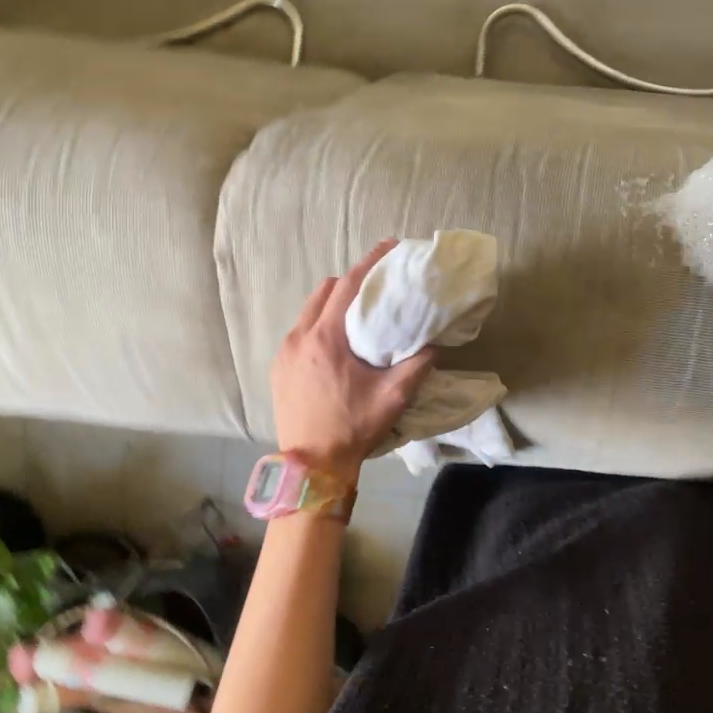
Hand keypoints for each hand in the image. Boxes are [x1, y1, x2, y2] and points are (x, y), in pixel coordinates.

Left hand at [272, 240, 436, 479]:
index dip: (370, 262)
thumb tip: (434, 344)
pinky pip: (301, 333)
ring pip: (309, 311)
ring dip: (333, 305)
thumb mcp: (394, 397)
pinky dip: (320, 326)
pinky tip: (337, 344)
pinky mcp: (279, 369)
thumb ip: (418, 365)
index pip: (348, 286)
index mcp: (326, 339)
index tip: (389, 246)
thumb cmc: (353, 428)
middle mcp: (299, 338)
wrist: (312, 465)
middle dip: (352, 282)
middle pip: (325, 291)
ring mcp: (285, 353)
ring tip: (359, 314)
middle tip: (378, 285)